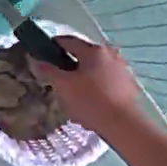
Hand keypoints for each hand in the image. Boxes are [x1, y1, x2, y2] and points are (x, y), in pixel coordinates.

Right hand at [28, 37, 154, 141]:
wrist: (124, 124)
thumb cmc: (91, 101)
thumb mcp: (64, 86)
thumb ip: (50, 71)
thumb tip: (38, 61)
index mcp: (93, 50)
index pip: (68, 40)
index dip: (53, 44)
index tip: (43, 52)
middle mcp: (110, 54)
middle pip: (83, 55)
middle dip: (69, 65)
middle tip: (57, 77)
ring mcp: (121, 68)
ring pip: (95, 69)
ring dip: (82, 77)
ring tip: (73, 94)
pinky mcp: (128, 84)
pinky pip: (105, 80)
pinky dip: (95, 87)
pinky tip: (89, 103)